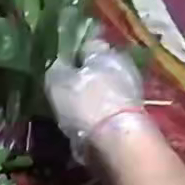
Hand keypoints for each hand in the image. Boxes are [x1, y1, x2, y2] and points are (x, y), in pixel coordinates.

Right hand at [44, 37, 162, 156]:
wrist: (116, 140)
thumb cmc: (85, 104)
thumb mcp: (58, 81)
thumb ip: (55, 67)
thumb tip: (55, 60)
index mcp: (104, 52)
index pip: (86, 43)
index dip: (70, 51)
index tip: (56, 63)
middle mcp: (121, 66)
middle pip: (96, 66)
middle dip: (81, 74)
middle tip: (61, 87)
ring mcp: (129, 91)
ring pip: (101, 87)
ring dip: (88, 95)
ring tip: (69, 108)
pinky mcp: (129, 114)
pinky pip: (106, 106)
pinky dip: (95, 112)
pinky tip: (82, 121)